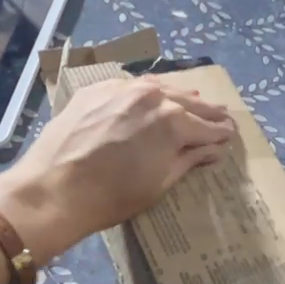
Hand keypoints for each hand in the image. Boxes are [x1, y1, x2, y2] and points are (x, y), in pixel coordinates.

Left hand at [0, 76, 235, 260]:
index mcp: (173, 121)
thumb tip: (214, 149)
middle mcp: (152, 96)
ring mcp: (121, 88)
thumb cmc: (112, 197)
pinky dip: (147, 93)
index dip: (222, 133)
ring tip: (193, 102)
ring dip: (178, 97)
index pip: (207, 127)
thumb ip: (189, 160)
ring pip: (159, 89)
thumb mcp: (159, 183)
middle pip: (188, 103)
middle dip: (207, 112)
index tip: (232, 135)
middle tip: (222, 117)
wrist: (52, 190)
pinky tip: (151, 97)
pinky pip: (130, 86)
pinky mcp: (96, 89)